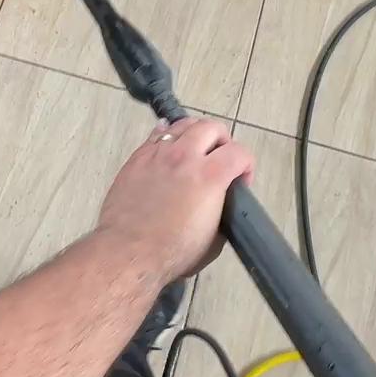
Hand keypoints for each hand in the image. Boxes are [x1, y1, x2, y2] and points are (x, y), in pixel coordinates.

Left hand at [93, 117, 254, 283]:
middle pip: (211, 128)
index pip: (239, 152)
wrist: (129, 251)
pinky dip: (168, 135)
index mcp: (209, 175)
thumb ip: (222, 211)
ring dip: (196, 133)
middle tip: (221, 158)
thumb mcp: (214, 239)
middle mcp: (184, 156)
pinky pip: (156, 134)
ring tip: (196, 149)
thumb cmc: (173, 252)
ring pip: (182, 125)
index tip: (241, 181)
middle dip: (223, 141)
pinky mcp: (137, 158)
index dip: (247, 165)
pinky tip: (170, 146)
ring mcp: (158, 153)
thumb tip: (219, 203)